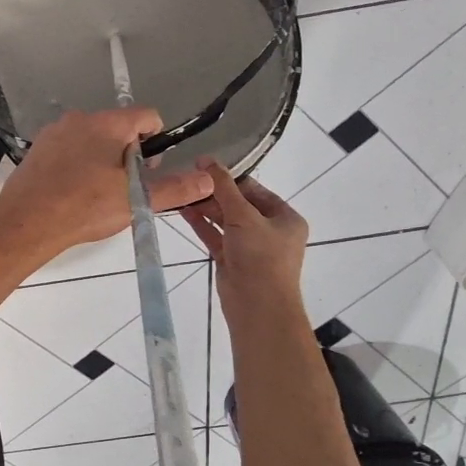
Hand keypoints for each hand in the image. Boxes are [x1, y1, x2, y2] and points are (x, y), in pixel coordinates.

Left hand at [0, 108, 217, 253]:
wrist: (26, 222)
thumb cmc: (85, 206)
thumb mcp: (136, 200)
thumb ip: (174, 188)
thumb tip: (207, 180)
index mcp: (106, 123)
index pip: (146, 116)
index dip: (157, 140)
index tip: (150, 170)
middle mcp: (79, 119)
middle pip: (118, 128)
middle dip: (129, 153)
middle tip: (126, 187)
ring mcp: (54, 133)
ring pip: (92, 140)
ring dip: (103, 160)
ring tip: (100, 194)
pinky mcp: (37, 150)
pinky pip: (69, 151)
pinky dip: (78, 166)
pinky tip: (74, 193)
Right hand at [180, 164, 307, 310]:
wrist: (258, 306)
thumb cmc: (260, 256)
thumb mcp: (243, 216)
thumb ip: (223, 187)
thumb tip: (206, 159)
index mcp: (285, 218)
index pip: (254, 189)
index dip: (229, 178)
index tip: (202, 166)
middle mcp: (269, 230)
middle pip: (238, 204)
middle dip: (213, 193)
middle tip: (186, 179)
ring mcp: (249, 246)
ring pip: (224, 220)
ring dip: (204, 207)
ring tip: (180, 191)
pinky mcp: (232, 259)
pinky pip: (215, 235)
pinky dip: (201, 223)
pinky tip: (183, 210)